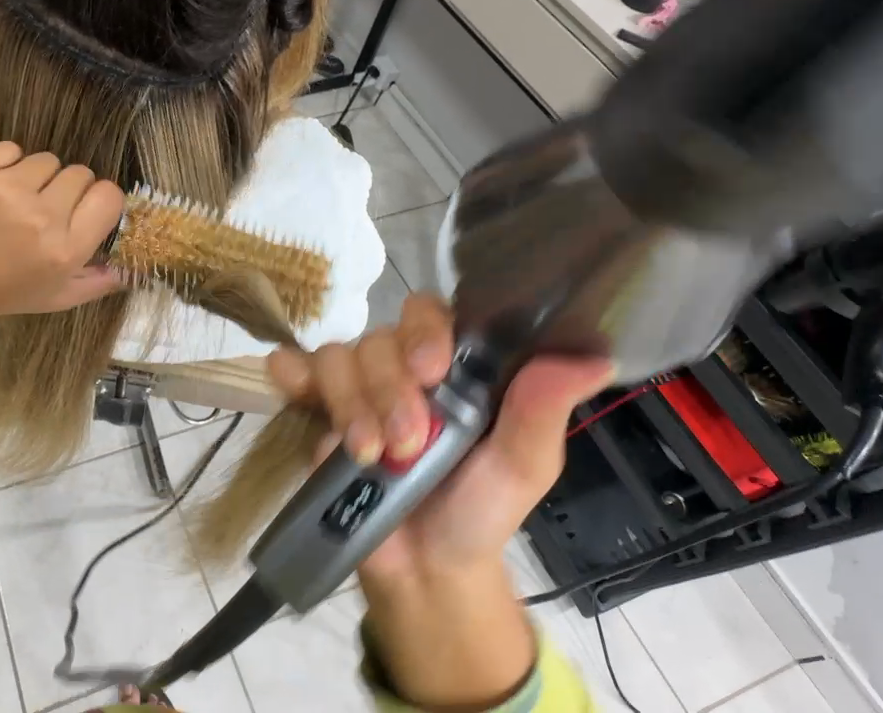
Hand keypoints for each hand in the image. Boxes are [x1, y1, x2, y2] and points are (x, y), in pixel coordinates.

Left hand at [0, 142, 125, 318]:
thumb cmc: (0, 292)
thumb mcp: (54, 298)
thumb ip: (97, 282)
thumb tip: (131, 266)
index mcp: (65, 250)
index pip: (109, 196)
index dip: (99, 200)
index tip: (82, 209)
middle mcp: (41, 217)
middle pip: (79, 174)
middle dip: (66, 189)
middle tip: (44, 208)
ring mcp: (6, 191)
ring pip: (45, 160)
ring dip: (36, 176)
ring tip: (16, 199)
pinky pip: (11, 149)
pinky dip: (7, 162)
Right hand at [266, 294, 610, 709]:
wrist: (422, 567)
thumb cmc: (480, 511)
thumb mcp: (523, 466)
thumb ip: (542, 410)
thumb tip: (592, 357)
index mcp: (451, 366)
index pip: (429, 315)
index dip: (422, 333)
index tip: (429, 371)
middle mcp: (399, 366)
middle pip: (377, 340)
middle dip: (387, 391)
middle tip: (405, 444)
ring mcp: (354, 387)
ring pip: (337, 358)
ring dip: (349, 403)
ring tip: (367, 456)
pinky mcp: (316, 411)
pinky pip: (295, 374)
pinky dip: (290, 374)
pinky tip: (290, 384)